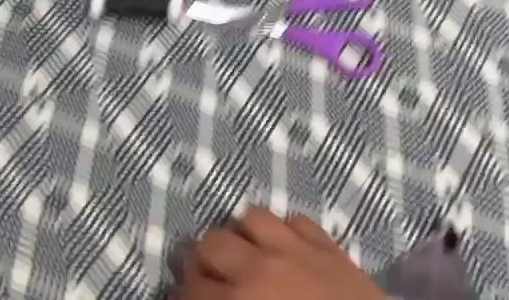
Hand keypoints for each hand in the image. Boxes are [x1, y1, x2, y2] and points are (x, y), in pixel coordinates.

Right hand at [174, 206, 386, 299]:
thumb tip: (210, 299)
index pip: (190, 289)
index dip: (181, 296)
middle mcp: (260, 266)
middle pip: (211, 241)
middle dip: (203, 260)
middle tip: (208, 278)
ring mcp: (296, 247)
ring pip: (252, 216)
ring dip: (243, 235)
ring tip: (246, 254)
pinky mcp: (327, 243)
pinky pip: (296, 220)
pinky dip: (286, 232)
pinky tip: (287, 249)